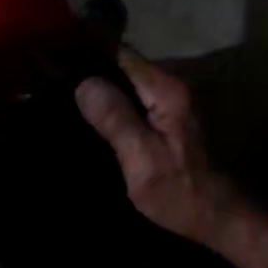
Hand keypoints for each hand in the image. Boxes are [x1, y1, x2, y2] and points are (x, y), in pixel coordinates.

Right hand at [74, 50, 243, 249]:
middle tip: (55, 77)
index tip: (59, 55)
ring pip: (128, 79)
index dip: (92, 53)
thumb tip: (85, 84)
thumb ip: (116, 119)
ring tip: (65, 92)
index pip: (123, 55)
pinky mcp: (165, 113)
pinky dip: (113, 98)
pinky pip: (133, 95)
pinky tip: (91, 112)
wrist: (212, 213)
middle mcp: (169, 84)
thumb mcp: (141, 159)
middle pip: (125, 64)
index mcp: (165, 88)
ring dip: (102, 83)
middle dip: (93, 67)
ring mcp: (168, 97)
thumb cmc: (177, 189)